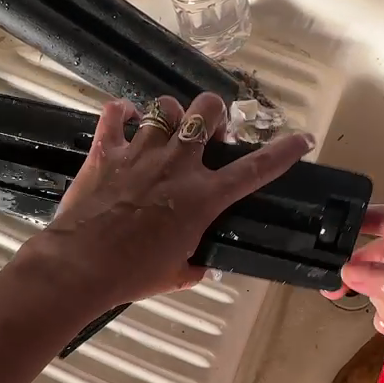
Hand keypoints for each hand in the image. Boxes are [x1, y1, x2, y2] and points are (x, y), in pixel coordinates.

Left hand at [19, 93, 314, 303]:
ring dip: (171, 115)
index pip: (256, 168)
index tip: (301, 140)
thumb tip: (199, 265)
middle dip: (214, 114)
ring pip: (165, 107)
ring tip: (166, 129)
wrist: (81, 265)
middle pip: (208, 110)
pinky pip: (115, 114)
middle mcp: (178, 164)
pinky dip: (121, 112)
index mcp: (203, 197)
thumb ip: (194, 264)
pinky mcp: (107, 151)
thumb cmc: (131, 275)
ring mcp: (141, 152)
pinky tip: (125, 119)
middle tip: (206, 134)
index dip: (283, 152)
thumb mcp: (176, 275)